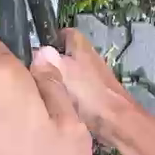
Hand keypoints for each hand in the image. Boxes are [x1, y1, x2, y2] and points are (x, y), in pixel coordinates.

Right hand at [32, 27, 144, 147]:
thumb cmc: (89, 94)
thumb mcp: (62, 72)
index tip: (36, 50)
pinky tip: (60, 106)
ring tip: (45, 92)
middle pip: (68, 54)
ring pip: (73, 72)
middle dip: (53, 62)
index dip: (50, 39)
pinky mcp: (100, 94)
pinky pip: (79, 90)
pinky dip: (70, 95)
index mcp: (81, 47)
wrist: (117, 121)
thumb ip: (47, 59)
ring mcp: (97, 77)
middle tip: (36, 74)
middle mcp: (91, 57)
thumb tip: (36, 51)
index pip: (65, 33)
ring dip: (61, 80)